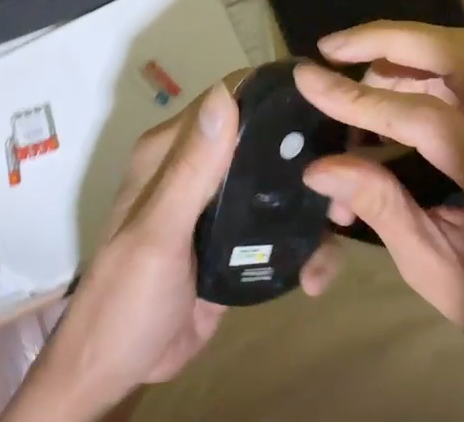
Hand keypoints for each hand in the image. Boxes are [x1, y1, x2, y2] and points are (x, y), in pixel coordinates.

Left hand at [6, 85, 345, 420]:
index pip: (227, 102)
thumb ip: (192, 169)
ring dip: (313, 210)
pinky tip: (314, 279)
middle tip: (343, 190)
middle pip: (263, 145)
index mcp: (171, 153)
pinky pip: (281, 234)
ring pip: (279, 190)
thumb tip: (225, 95)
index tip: (325, 110)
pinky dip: (305, 250)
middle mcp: (198, 171)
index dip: (272, 101)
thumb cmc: (127, 297)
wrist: (120, 369)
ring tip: (339, 233)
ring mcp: (219, 210)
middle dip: (307, 163)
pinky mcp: (238, 248)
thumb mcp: (159, 232)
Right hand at [293, 22, 463, 374]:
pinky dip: (421, 67)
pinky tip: (386, 87)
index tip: (308, 81)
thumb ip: (380, 207)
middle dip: (389, 40)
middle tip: (332, 48)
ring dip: (404, 50)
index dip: (364, 99)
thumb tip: (318, 167)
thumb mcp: (432, 269)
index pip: (432, 120)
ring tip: (353, 72)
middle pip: (461, 54)